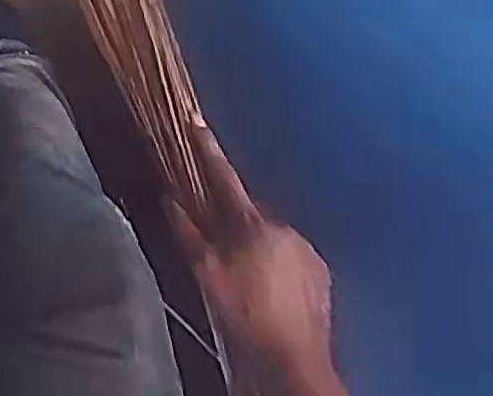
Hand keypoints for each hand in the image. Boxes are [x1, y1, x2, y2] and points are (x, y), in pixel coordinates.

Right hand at [168, 126, 346, 395]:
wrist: (293, 369)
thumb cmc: (246, 321)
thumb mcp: (206, 276)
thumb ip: (188, 233)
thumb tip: (170, 203)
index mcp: (253, 223)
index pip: (224, 176)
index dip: (207, 149)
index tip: (197, 123)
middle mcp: (284, 229)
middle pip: (249, 210)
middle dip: (233, 220)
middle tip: (220, 244)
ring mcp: (307, 252)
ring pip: (271, 234)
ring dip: (256, 245)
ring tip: (245, 276)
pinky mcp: (321, 276)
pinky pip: (292, 255)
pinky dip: (277, 264)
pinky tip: (268, 289)